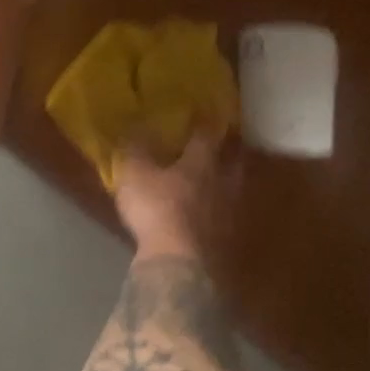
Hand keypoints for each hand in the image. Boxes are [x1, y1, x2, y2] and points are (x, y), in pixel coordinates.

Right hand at [114, 131, 227, 260]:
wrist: (181, 258)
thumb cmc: (156, 207)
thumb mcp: (133, 174)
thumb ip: (136, 150)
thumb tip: (137, 126)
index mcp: (202, 164)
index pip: (208, 137)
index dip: (206, 123)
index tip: (207, 111)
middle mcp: (225, 182)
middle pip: (234, 160)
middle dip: (230, 148)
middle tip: (225, 139)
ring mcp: (232, 210)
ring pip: (236, 185)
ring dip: (230, 175)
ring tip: (220, 171)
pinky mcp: (230, 233)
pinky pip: (230, 208)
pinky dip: (223, 202)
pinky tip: (214, 206)